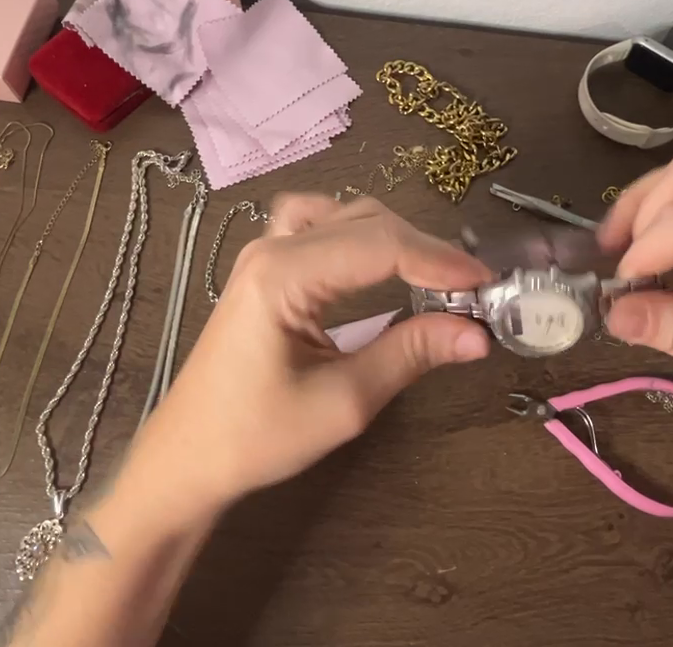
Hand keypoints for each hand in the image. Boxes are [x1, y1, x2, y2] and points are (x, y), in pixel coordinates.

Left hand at [124, 195, 492, 514]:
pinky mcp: (266, 265)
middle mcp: (273, 248)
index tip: (486, 281)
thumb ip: (411, 355)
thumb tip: (478, 334)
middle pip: (366, 221)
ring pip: (345, 214)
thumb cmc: (256, 437)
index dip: (440, 259)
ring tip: (432, 271)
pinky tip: (371, 254)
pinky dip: (355, 228)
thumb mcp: (344, 402)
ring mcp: (264, 251)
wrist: (186, 457)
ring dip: (394, 235)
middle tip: (470, 286)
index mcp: (284, 275)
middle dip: (424, 248)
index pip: (380, 245)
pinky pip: (316, 222)